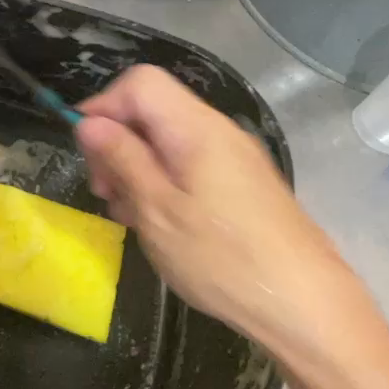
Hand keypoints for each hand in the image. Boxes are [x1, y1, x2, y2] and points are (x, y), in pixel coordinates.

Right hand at [73, 66, 379, 364]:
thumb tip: (89, 123)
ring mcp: (233, 158)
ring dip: (135, 167)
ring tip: (128, 214)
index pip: (139, 83)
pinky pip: (188, 164)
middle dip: (116, 142)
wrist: (305, 305)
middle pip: (152, 109)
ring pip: (166, 140)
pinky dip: (161, 183)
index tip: (83, 149)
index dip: (103, 106)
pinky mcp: (241, 183)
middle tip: (104, 192)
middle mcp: (218, 132)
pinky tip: (157, 222)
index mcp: (196, 129)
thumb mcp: (156, 209)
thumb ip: (121, 159)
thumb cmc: (222, 258)